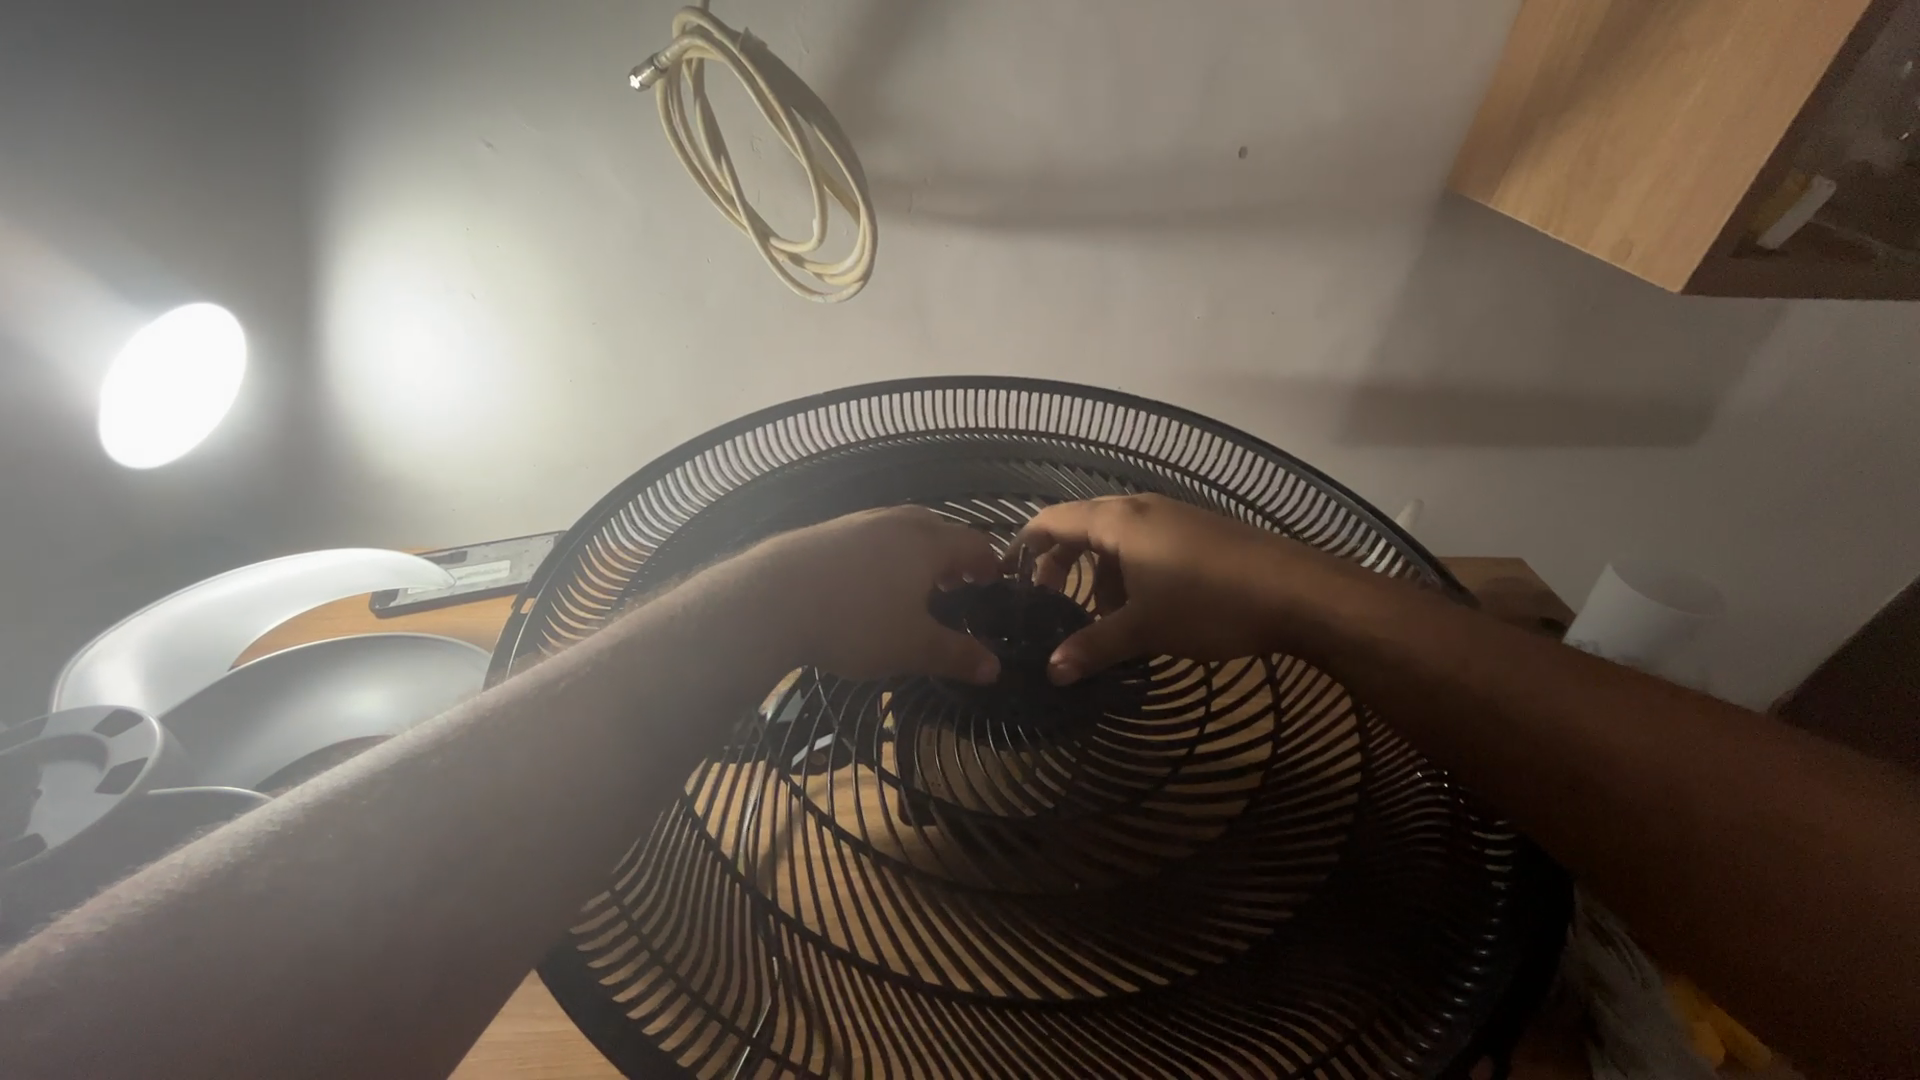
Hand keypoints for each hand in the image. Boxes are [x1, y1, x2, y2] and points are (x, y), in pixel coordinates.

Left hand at [748, 507, 1003, 683]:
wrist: (771, 599)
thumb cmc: (856, 622)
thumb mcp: (912, 647)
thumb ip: (956, 654)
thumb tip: (994, 668)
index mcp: (928, 542)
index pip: (974, 543)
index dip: (989, 565)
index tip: (992, 586)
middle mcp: (897, 522)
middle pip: (939, 530)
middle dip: (953, 558)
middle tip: (956, 589)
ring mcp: (858, 522)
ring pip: (901, 531)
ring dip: (917, 556)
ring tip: (912, 589)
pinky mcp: (826, 532)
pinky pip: (870, 538)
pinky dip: (883, 557)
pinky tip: (867, 586)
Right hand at [1010, 494, 1350, 683]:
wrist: (1300, 593)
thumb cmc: (1209, 604)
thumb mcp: (1144, 629)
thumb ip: (1092, 646)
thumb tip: (1051, 673)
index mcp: (1117, 521)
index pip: (1051, 520)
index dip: (1023, 546)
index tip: (1006, 577)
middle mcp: (1139, 508)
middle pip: (1081, 527)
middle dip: (1061, 564)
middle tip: (1049, 602)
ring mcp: (1171, 516)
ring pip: (1115, 538)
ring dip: (1099, 573)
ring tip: (1104, 616)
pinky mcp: (1197, 531)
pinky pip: (1144, 544)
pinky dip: (1129, 571)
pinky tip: (1145, 609)